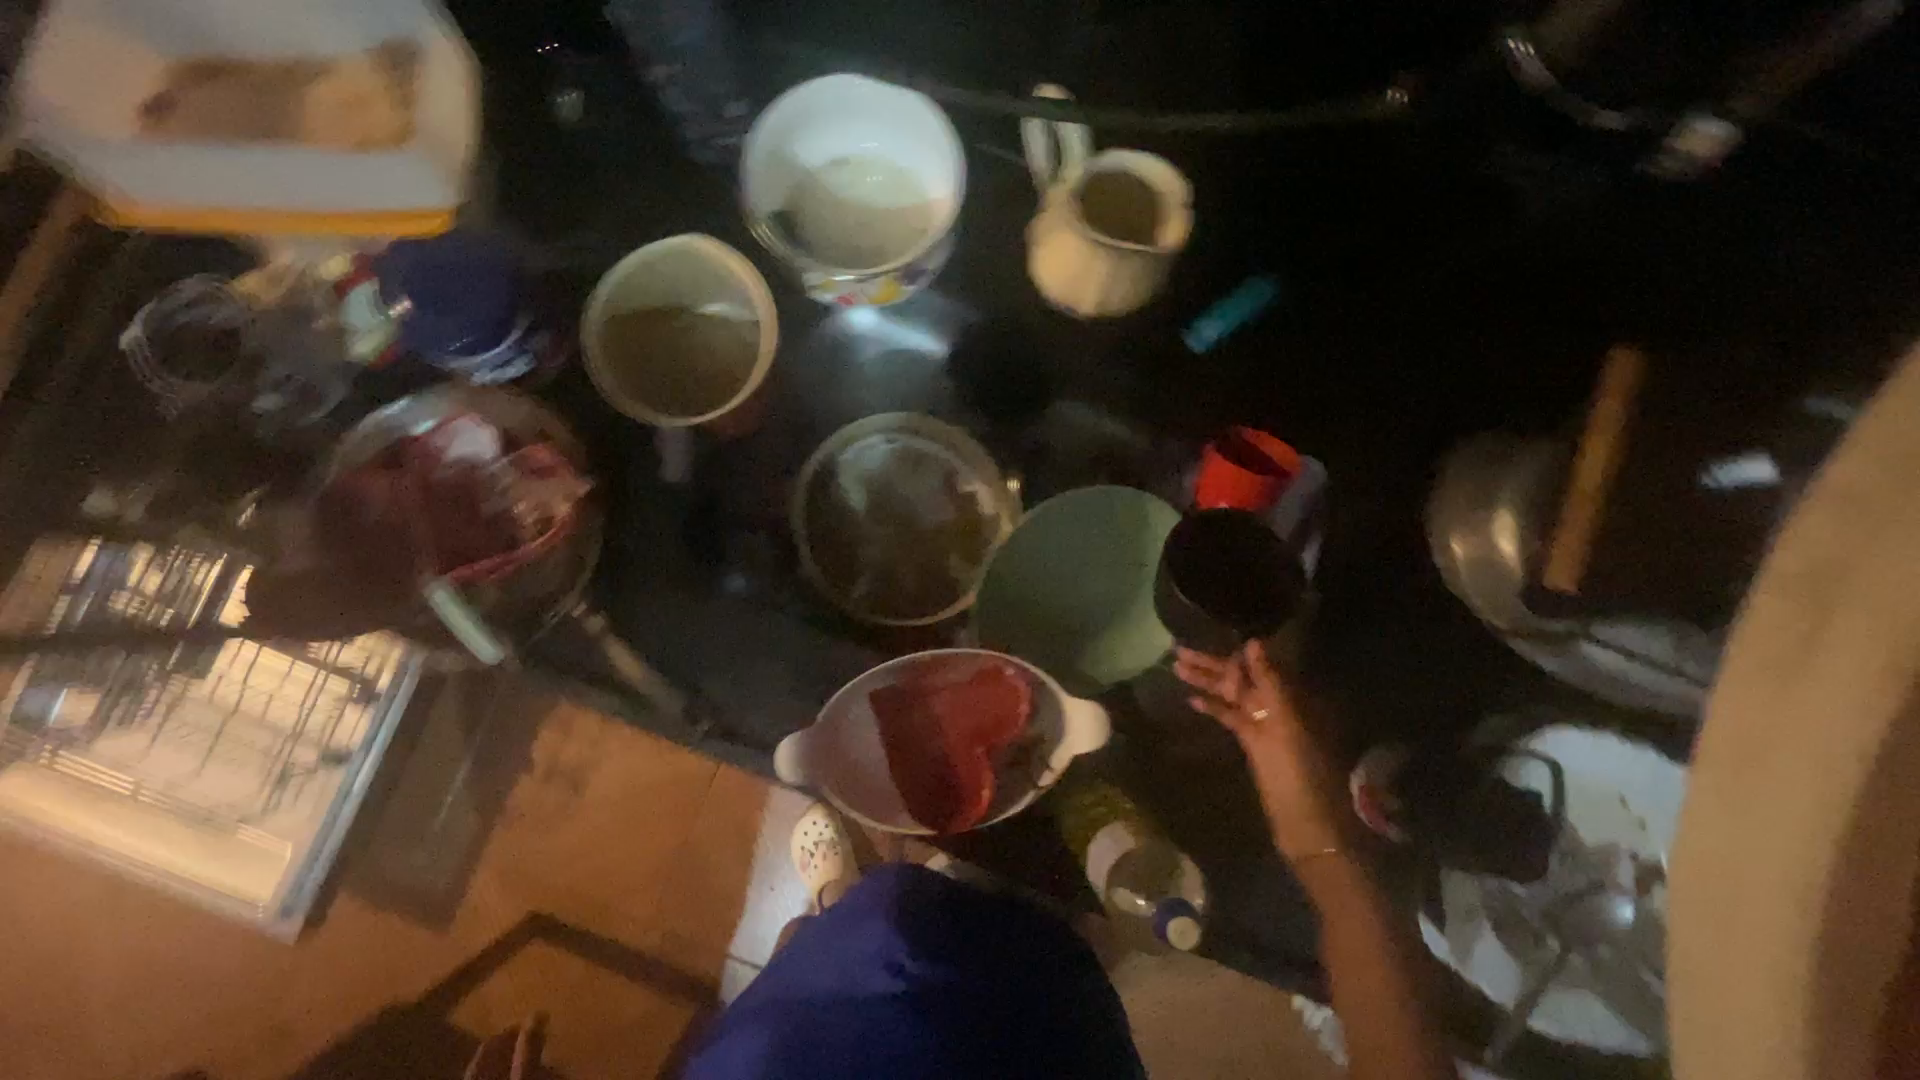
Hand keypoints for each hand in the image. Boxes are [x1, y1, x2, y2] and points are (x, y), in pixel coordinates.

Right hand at [1173, 641, 1349, 863]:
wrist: (1309, 825)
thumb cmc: (1301, 774)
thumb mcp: (1286, 724)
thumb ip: (1270, 683)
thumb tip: (1252, 642)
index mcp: (1294, 696)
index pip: (1258, 664)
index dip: (1230, 651)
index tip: (1200, 639)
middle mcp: (1281, 705)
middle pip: (1243, 678)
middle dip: (1212, 664)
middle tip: (1178, 651)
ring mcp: (1267, 725)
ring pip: (1233, 696)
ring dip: (1207, 682)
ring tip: (1176, 668)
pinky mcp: (1256, 744)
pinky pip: (1232, 717)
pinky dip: (1214, 708)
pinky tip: (1192, 700)